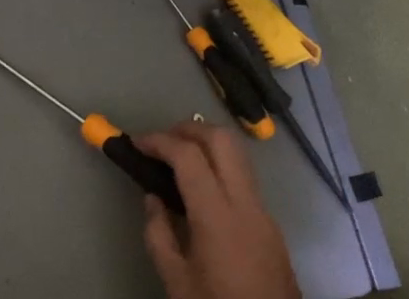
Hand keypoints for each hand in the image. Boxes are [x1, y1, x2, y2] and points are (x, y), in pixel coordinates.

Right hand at [138, 121, 299, 298]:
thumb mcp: (175, 280)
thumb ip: (158, 233)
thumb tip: (153, 199)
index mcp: (218, 218)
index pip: (188, 156)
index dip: (159, 141)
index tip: (136, 143)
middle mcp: (246, 205)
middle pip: (222, 139)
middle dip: (188, 129)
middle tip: (161, 141)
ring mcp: (264, 213)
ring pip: (238, 155)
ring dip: (206, 144)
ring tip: (178, 160)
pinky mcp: (272, 225)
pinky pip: (244, 179)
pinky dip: (219, 168)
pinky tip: (200, 190)